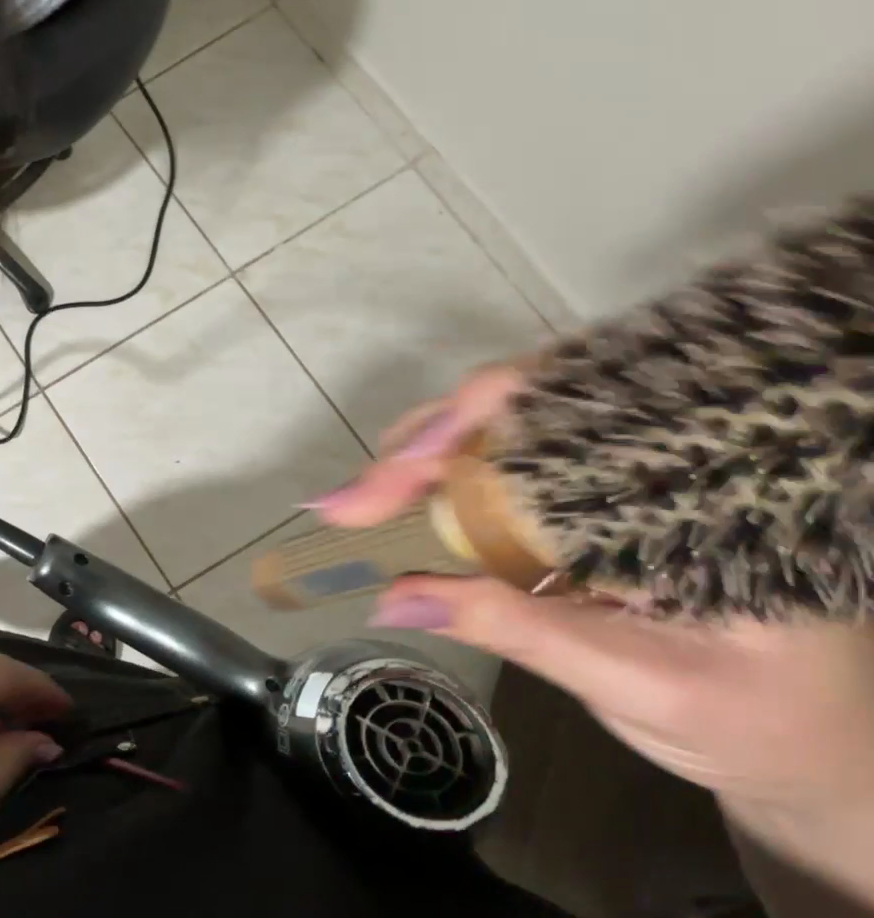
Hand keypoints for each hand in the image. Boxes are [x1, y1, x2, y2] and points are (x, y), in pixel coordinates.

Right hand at [319, 364, 873, 901]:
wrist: (802, 749)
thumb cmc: (749, 722)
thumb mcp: (643, 686)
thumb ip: (520, 631)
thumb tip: (390, 599)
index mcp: (707, 490)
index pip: (578, 414)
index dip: (473, 423)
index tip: (395, 473)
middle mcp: (663, 460)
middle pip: (523, 404)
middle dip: (423, 442)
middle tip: (349, 504)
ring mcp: (621, 475)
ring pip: (501, 426)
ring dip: (419, 456)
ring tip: (360, 503)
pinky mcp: (587, 498)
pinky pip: (500, 462)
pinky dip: (435, 476)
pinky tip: (396, 500)